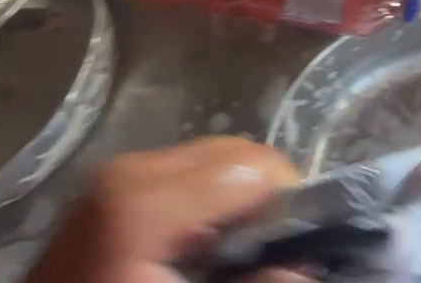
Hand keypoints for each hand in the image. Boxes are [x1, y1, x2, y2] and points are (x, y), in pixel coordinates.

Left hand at [24, 137, 301, 282]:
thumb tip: (307, 264)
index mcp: (144, 204)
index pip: (255, 168)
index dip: (287, 201)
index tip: (291, 245)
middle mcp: (132, 169)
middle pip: (240, 154)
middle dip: (264, 197)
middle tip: (261, 248)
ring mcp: (119, 171)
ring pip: (220, 155)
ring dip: (238, 194)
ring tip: (226, 247)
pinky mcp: (114, 180)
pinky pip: (191, 166)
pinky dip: (210, 193)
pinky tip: (196, 238)